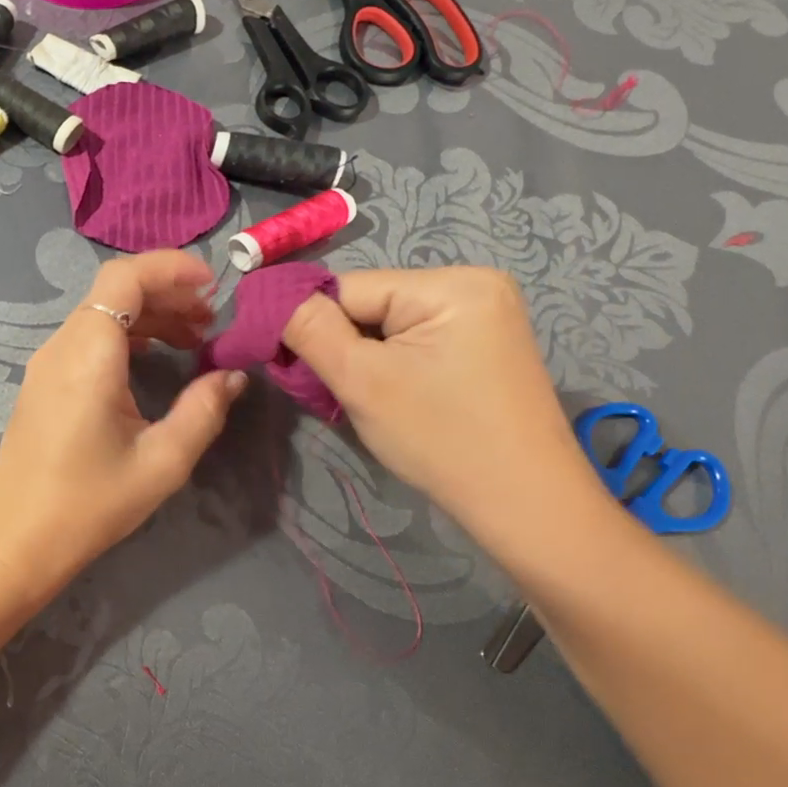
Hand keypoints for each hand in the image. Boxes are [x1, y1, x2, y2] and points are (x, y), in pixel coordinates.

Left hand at [0, 251, 247, 583]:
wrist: (18, 538)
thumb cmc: (91, 503)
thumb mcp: (162, 461)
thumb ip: (203, 409)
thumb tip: (232, 375)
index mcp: (88, 355)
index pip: (124, 277)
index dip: (171, 268)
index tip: (214, 286)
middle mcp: (60, 348)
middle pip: (112, 291)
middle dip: (167, 293)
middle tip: (211, 321)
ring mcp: (45, 365)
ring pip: (98, 314)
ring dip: (147, 316)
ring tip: (193, 340)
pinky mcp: (41, 384)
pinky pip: (85, 340)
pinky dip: (123, 337)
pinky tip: (153, 359)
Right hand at [280, 266, 607, 543]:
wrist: (523, 503)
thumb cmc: (440, 437)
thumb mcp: (361, 380)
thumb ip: (308, 329)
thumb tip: (265, 295)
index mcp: (450, 283)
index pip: (346, 288)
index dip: (310, 325)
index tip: (293, 370)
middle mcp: (472, 284)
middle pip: (366, 304)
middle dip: (338, 344)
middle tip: (328, 391)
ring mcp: (481, 314)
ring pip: (383, 325)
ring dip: (359, 358)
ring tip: (360, 398)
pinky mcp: (480, 344)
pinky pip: (409, 340)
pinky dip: (386, 366)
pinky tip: (389, 396)